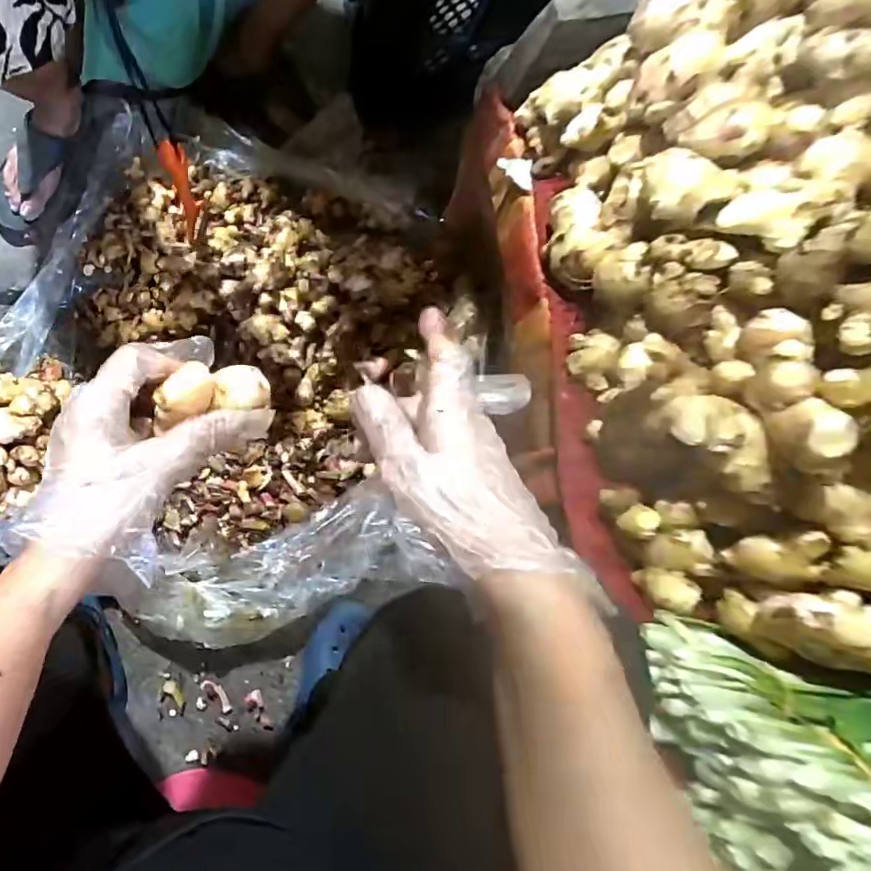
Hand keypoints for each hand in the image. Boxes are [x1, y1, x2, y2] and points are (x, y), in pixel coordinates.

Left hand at [11, 344, 273, 559]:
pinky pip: (117, 433)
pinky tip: (166, 458)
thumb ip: (205, 436)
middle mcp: (81, 409)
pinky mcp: (79, 459)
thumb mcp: (160, 468)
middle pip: (131, 381)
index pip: (136, 357)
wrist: (60, 561)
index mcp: (95, 400)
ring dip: (161, 416)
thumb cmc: (107, 508)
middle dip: (172, 392)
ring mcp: (77, 435)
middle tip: (206, 409)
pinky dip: (145, 436)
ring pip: (125, 409)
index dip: (175, 363)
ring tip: (191, 434)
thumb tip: (254, 415)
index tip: (207, 386)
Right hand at [352, 308, 573, 579]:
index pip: (446, 362)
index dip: (436, 337)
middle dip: (396, 394)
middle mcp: (467, 422)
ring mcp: (475, 448)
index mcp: (451, 412)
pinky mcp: (476, 471)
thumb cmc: (452, 507)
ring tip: (363, 452)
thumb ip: (383, 426)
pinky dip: (409, 445)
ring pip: (430, 421)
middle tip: (361, 409)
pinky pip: (436, 443)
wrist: (509, 557)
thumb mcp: (404, 467)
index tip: (429, 313)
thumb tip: (363, 389)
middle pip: (430, 393)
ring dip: (397, 425)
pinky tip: (391, 471)